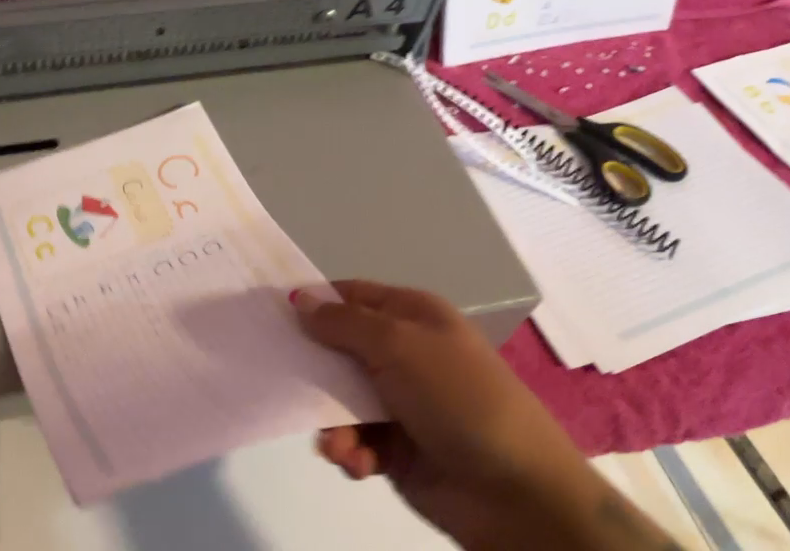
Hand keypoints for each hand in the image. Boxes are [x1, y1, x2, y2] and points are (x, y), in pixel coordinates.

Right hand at [294, 282, 679, 550]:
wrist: (519, 493)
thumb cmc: (460, 399)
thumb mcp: (400, 346)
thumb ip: (344, 323)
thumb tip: (299, 297)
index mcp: (412, 315)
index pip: (351, 296)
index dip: (313, 302)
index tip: (270, 313)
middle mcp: (405, 354)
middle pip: (339, 349)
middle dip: (313, 370)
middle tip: (284, 381)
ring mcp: (401, 402)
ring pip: (340, 400)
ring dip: (332, 422)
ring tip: (339, 445)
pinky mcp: (398, 449)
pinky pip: (356, 440)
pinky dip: (351, 452)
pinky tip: (357, 464)